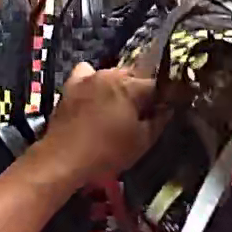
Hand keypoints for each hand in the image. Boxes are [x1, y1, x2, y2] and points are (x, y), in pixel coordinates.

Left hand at [35, 62, 159, 183]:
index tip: (166, 109)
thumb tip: (167, 107)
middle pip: (134, 76)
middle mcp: (110, 75)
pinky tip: (95, 94)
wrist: (64, 158)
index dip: (164, 97)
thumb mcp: (142, 142)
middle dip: (142, 91)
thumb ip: (158, 121)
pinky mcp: (71, 85)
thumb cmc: (107, 152)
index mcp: (130, 87)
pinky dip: (94, 80)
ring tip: (119, 107)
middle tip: (143, 112)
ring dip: (120, 85)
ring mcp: (88, 77)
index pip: (156, 84)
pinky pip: (87, 74)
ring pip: (112, 74)